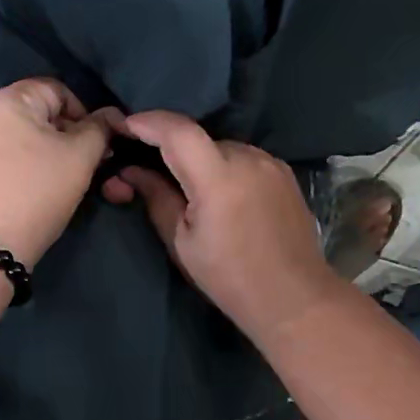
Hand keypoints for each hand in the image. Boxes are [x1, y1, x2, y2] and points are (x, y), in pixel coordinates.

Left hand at [0, 78, 119, 266]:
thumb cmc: (37, 191)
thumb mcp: (80, 157)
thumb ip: (100, 129)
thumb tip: (112, 117)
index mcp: (9, 98)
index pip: (59, 90)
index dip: (85, 114)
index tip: (98, 146)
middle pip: (41, 112)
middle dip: (69, 134)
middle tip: (87, 166)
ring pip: (27, 134)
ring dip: (52, 151)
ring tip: (65, 179)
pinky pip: (10, 152)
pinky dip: (30, 163)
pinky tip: (41, 187)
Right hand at [101, 110, 346, 336]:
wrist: (292, 297)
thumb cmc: (229, 278)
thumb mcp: (182, 243)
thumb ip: (157, 198)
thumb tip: (131, 171)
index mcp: (218, 178)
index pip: (178, 130)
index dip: (149, 122)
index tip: (126, 126)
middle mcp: (248, 158)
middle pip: (200, 140)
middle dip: (174, 150)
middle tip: (154, 173)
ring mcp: (271, 163)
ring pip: (223, 149)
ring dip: (203, 161)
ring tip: (194, 194)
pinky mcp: (285, 173)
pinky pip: (245, 160)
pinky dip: (227, 169)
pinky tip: (225, 199)